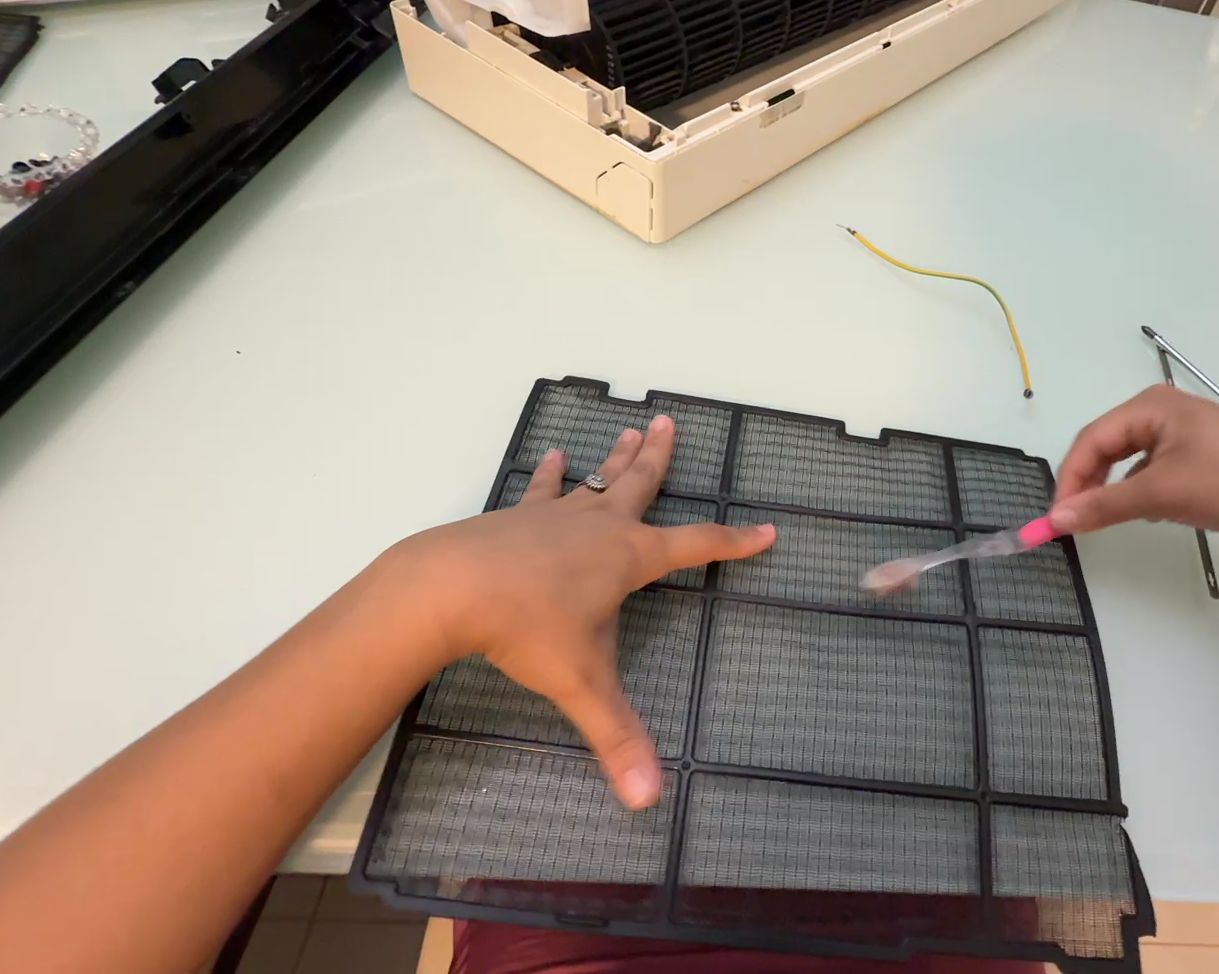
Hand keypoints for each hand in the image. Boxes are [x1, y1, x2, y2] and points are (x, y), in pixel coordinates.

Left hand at [391, 415, 774, 809]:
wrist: (451, 589)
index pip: (697, 547)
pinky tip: (557, 457)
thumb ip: (616, 737)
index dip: (735, 543)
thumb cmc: (528, 629)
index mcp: (630, 558)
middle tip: (668, 420)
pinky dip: (553, 474)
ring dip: (618, 456)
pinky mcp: (520, 515)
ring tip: (632, 428)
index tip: (767, 531)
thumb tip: (647, 799)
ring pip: (600, 479)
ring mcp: (560, 515)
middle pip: (642, 483)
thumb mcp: (582, 684)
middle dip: (660, 455)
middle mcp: (602, 527)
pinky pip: (544, 489)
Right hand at [1049, 386, 1218, 541]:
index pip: (1091, 439)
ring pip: (1128, 459)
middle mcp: (1163, 410)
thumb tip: (1054, 521)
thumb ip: (1102, 506)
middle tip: (1077, 519)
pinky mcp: (1201, 452)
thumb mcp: (1160, 494)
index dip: (1069, 478)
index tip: (1058, 517)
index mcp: (1150, 405)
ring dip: (1114, 487)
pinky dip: (1140, 489)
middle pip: (1107, 446)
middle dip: (1089, 482)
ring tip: (1108, 515)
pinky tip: (1146, 510)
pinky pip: (1153, 468)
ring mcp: (1185, 430)